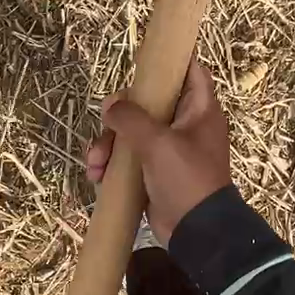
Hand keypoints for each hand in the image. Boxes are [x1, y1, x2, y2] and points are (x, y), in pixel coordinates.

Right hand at [85, 60, 231, 241]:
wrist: (196, 233)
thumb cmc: (186, 180)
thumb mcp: (158, 143)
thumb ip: (131, 119)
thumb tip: (111, 107)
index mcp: (199, 110)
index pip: (190, 71)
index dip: (169, 61)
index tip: (143, 61)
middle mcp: (185, 126)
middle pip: (148, 102)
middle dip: (120, 114)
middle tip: (106, 121)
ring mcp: (168, 150)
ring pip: (130, 132)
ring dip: (108, 145)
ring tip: (96, 163)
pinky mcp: (153, 173)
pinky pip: (126, 158)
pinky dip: (110, 164)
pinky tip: (97, 176)